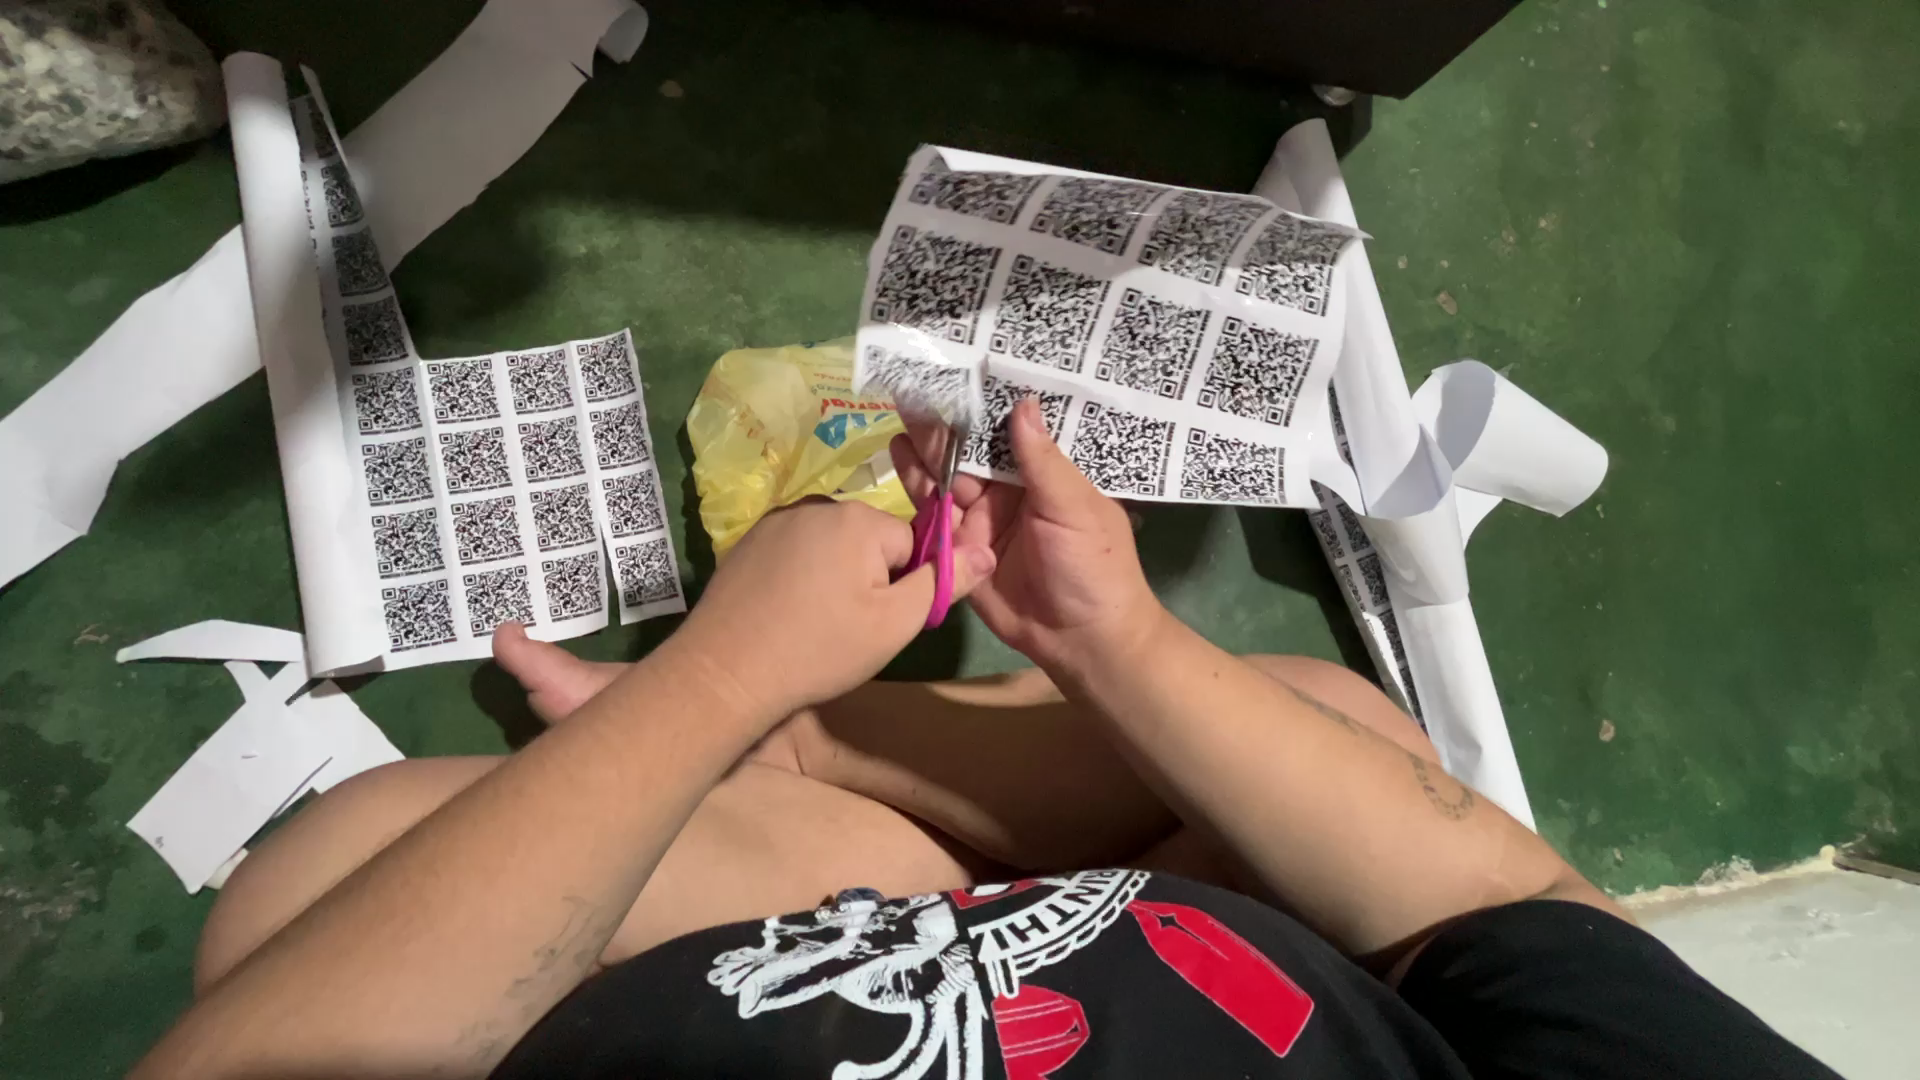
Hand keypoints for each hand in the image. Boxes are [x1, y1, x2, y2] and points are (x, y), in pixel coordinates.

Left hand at [670, 498, 994, 718]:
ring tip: (813, 620)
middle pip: (870, 541)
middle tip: (846, 626)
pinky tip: (785, 610)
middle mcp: (819, 505)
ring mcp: (778, 519)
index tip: (877, 621)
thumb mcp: (894, 624)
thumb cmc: (820, 650)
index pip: (909, 545)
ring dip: (835, 575)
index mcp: (860, 520)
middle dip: (868, 577)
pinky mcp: (749, 539)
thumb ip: (942, 583)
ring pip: (833, 545)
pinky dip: (800, 575)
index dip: (902, 586)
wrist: (725, 673)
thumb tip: (986, 551)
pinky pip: (797, 549)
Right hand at [892, 398, 1165, 675]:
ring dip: (924, 454)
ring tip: (900, 421)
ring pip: (946, 482)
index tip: (956, 373)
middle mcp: (1008, 494)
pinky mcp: (959, 552)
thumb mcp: (1074, 507)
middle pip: (970, 454)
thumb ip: (1043, 461)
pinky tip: (899, 461)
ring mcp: (981, 522)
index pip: (1007, 433)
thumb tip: (1024, 402)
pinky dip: (917, 493)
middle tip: (911, 391)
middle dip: (943, 427)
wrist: (1082, 640)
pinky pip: (934, 521)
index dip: (983, 406)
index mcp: (1041, 477)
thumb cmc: (1094, 567)